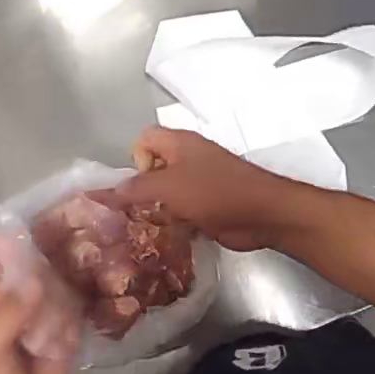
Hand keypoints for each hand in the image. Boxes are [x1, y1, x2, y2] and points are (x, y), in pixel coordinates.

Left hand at [0, 241, 74, 373]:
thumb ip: (8, 314)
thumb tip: (35, 277)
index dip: (2, 243)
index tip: (30, 239)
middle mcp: (6, 299)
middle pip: (25, 264)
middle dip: (41, 271)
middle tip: (51, 290)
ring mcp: (34, 312)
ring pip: (53, 284)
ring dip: (57, 304)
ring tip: (47, 335)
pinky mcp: (59, 328)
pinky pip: (71, 309)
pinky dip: (70, 322)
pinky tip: (60, 345)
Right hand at [118, 127, 311, 250]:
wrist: (262, 213)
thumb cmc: (214, 193)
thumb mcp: (168, 188)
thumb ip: (136, 188)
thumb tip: (112, 191)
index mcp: (179, 143)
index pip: (144, 139)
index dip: (137, 159)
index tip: (142, 183)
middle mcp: (188, 158)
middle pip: (153, 168)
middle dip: (143, 189)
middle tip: (139, 211)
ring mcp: (200, 181)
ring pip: (167, 191)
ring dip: (158, 208)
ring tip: (153, 226)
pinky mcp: (209, 203)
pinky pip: (182, 208)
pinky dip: (176, 220)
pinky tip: (173, 234)